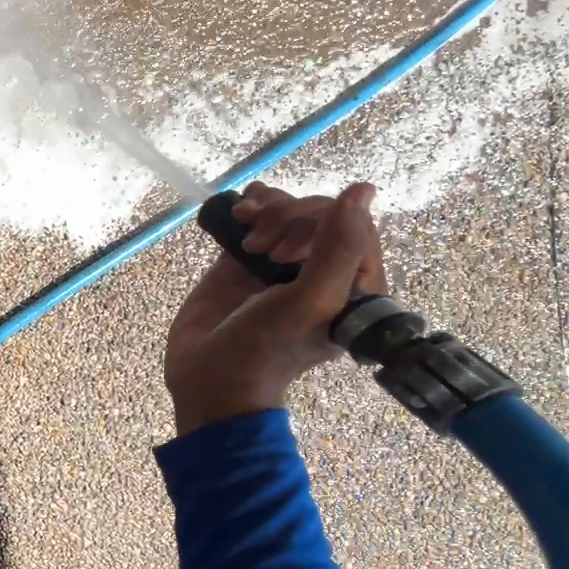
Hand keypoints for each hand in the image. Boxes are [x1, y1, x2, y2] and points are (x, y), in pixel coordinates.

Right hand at [165, 181, 387, 434]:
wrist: (207, 378)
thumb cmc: (265, 349)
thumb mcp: (310, 301)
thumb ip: (338, 248)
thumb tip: (361, 189)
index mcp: (352, 285)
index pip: (352, 227)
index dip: (318, 223)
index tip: (281, 251)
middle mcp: (319, 273)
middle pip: (317, 217)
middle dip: (287, 218)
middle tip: (258, 247)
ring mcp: (277, 268)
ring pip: (284, 216)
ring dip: (267, 208)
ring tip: (243, 219)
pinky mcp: (240, 268)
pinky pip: (251, 227)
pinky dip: (247, 210)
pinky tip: (237, 207)